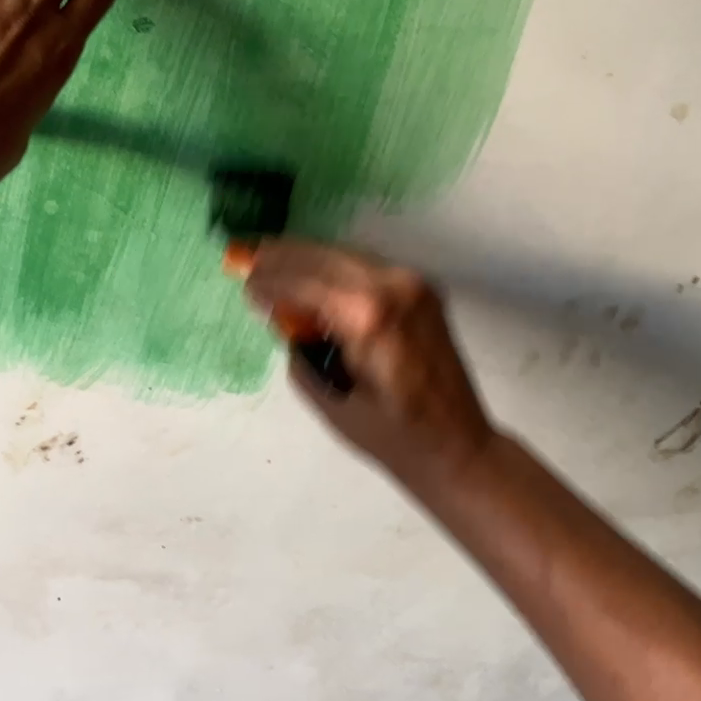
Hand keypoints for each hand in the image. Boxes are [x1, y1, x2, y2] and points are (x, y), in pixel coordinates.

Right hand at [235, 239, 494, 479]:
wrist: (459, 445)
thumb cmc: (389, 435)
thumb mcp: (328, 396)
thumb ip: (301, 348)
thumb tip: (283, 316)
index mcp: (368, 317)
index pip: (303, 283)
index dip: (269, 280)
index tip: (242, 280)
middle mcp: (392, 287)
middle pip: (322, 257)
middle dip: (282, 256)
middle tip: (246, 256)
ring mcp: (412, 283)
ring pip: (343, 255)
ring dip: (306, 258)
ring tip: (271, 261)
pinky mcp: (422, 288)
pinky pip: (364, 266)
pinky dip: (333, 267)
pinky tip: (310, 274)